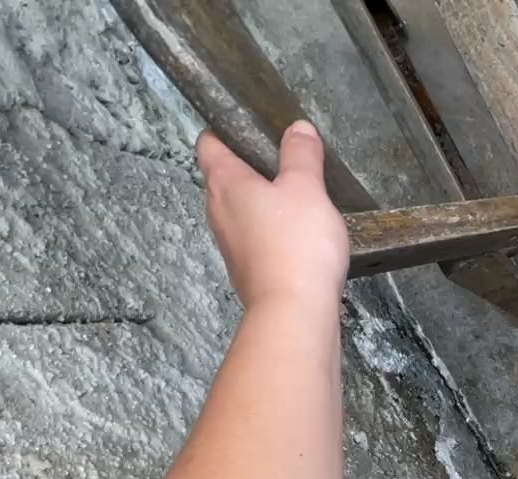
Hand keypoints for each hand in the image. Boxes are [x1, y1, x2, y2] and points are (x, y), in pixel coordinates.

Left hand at [196, 122, 348, 309]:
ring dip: (261, 210)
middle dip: (248, 173)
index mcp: (225, 182)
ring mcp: (230, 247)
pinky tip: (298, 246)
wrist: (295, 310)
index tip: (248, 130)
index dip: (224, 132)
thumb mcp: (308, 190)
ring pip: (240, 216)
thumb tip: (298, 127)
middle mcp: (218, 211)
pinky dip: (271, 240)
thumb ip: (302, 156)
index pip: (209, 144)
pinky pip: (255, 246)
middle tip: (283, 171)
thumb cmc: (298, 243)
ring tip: (296, 210)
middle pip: (223, 181)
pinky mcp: (247, 275)